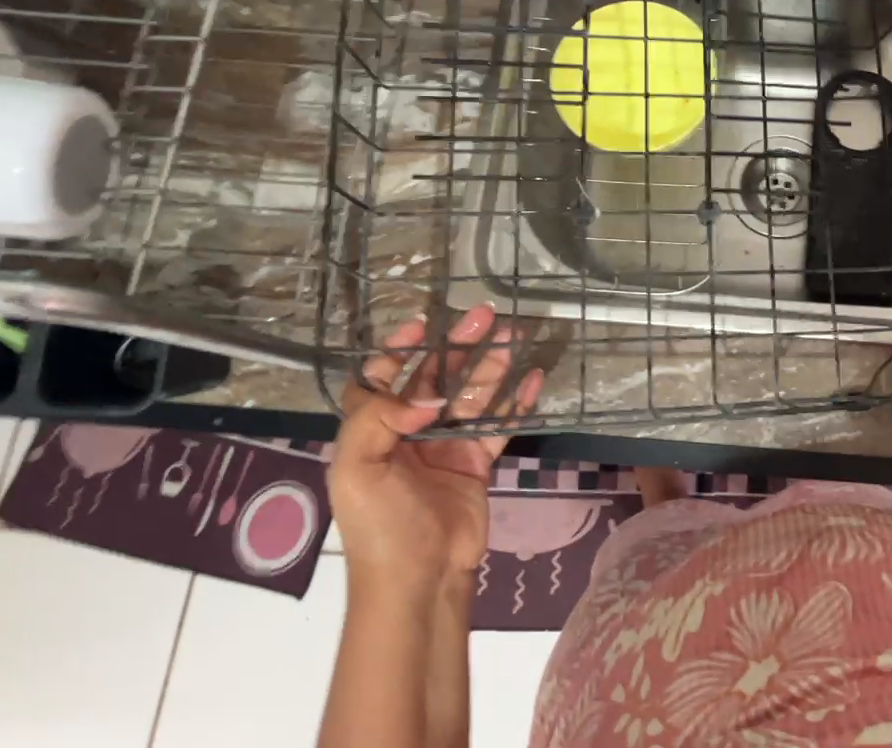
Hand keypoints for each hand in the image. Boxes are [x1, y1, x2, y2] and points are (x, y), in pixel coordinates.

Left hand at [328, 304, 544, 589]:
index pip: (381, 379)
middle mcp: (409, 432)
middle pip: (436, 378)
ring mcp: (446, 447)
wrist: (419, 577)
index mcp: (372, 431)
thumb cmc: (380, 524)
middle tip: (485, 315)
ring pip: (472, 396)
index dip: (398, 350)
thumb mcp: (357, 469)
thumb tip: (429, 397)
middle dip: (459, 346)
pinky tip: (533, 379)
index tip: (422, 325)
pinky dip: (516, 403)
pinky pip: (499, 426)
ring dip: (492, 366)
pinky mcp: (477, 463)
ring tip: (514, 337)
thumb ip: (378, 420)